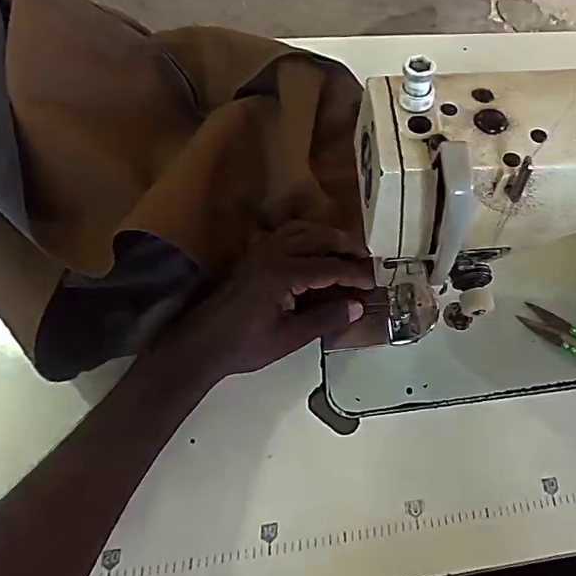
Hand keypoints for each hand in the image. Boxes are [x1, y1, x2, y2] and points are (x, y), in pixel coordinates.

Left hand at [147, 221, 373, 380]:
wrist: (201, 345)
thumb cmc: (245, 346)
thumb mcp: (290, 338)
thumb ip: (326, 318)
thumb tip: (357, 306)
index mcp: (284, 274)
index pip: (331, 267)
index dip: (355, 274)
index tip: (374, 283)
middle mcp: (274, 254)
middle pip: (320, 238)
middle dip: (347, 248)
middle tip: (368, 262)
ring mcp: (262, 251)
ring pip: (304, 230)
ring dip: (328, 237)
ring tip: (347, 251)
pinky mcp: (254, 255)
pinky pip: (286, 233)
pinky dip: (307, 235)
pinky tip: (315, 248)